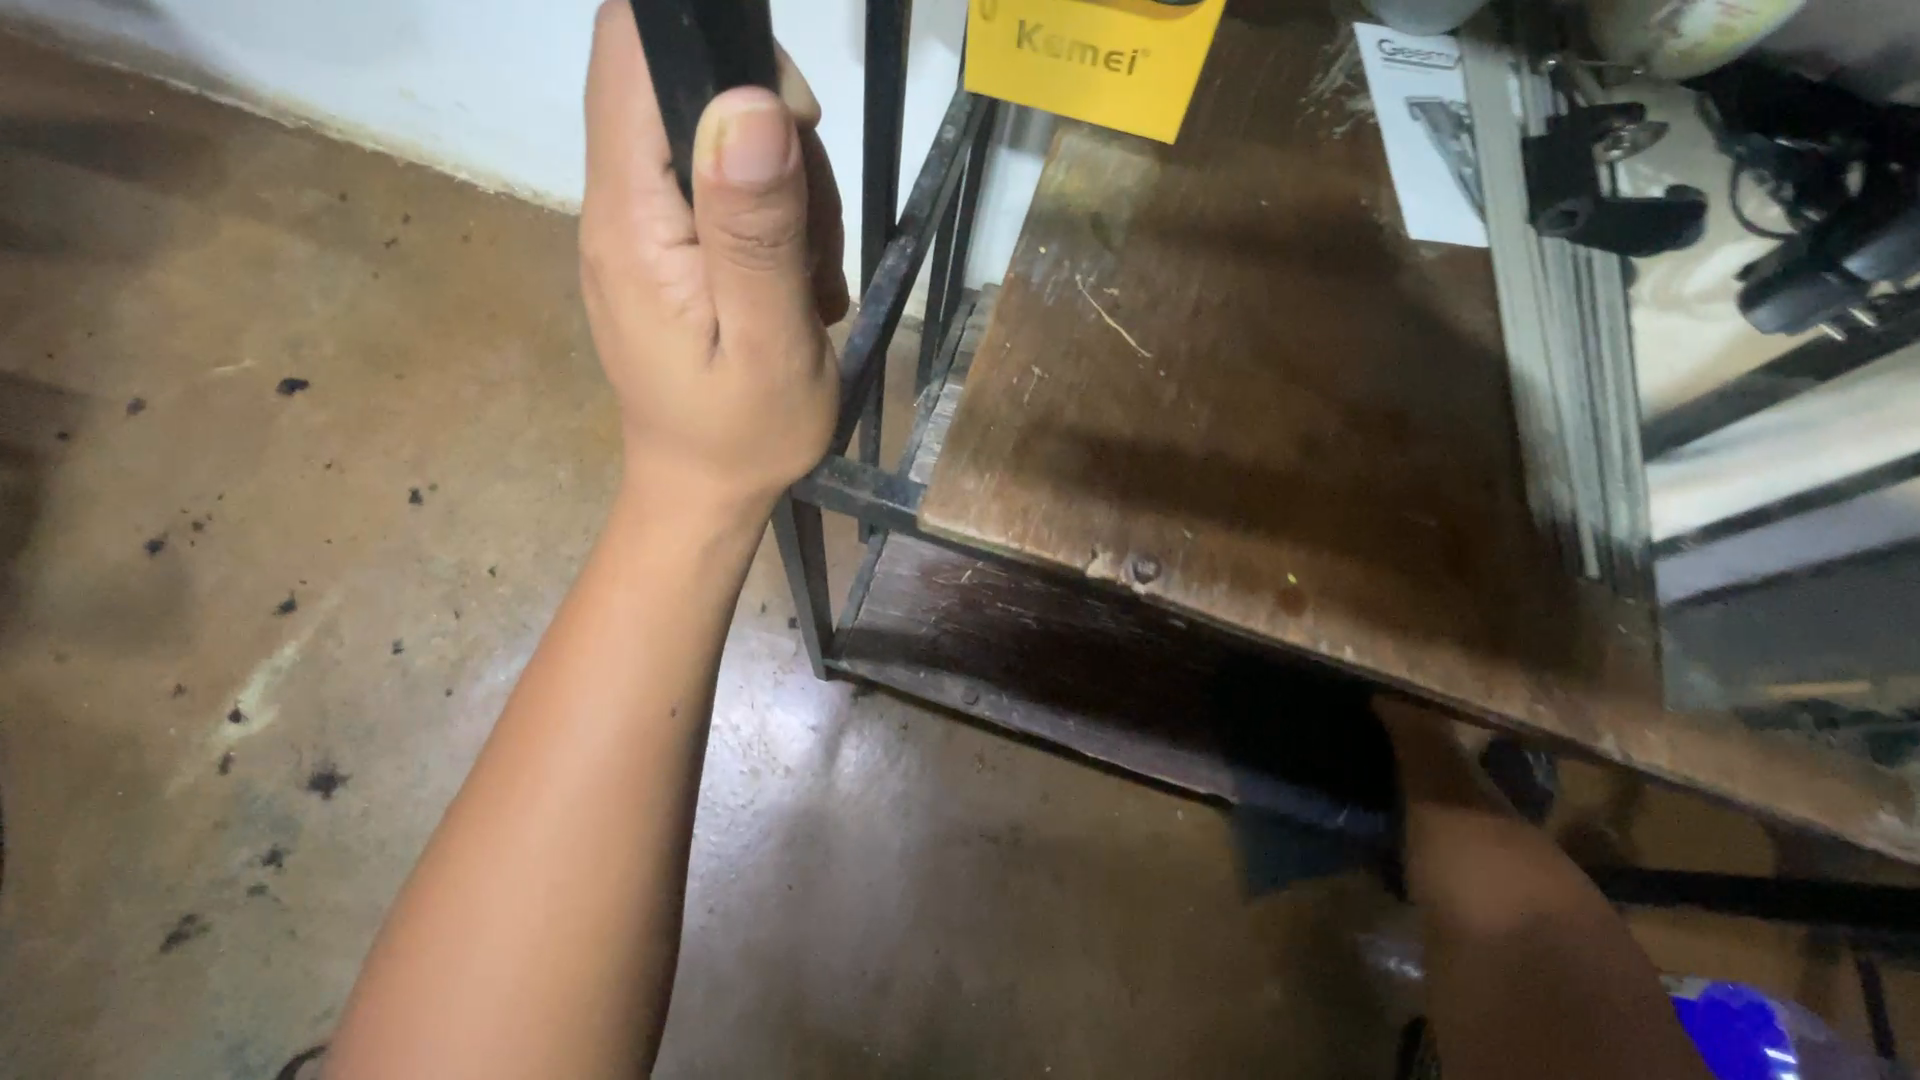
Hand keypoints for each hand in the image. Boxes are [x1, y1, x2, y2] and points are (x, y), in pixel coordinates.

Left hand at [580, 1, 848, 519]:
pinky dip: (773, 223)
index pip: (634, 55)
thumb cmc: (743, 434)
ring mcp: (639, 229)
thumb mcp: (769, 341)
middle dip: (774, 139)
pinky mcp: (662, 251)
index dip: (716, 51)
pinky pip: (719, 193)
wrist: (704, 493)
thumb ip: (757, 229)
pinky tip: (793, 288)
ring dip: (785, 193)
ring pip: (716, 142)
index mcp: (633, 220)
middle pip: (687, 93)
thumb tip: (750, 101)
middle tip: (814, 236)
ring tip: (807, 283)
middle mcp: (617, 207)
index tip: (791, 121)